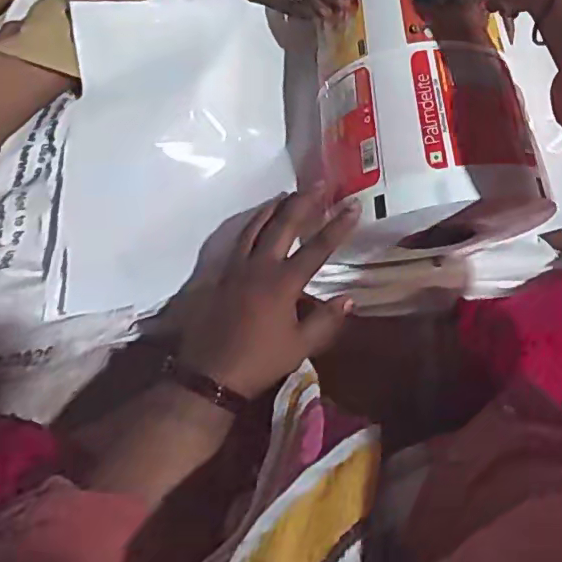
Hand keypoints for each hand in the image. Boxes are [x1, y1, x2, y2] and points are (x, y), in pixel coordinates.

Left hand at [178, 189, 357, 398]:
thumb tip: (349, 298)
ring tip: (288, 193)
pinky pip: (238, 238)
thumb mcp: (299, 346)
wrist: (208, 377)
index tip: (353, 204)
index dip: (338, 225)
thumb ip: (325, 320)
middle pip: (284, 224)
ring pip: (257, 225)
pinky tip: (256, 220)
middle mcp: (260, 266)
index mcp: (283, 283)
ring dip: (275, 207)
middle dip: (304, 201)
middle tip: (319, 184)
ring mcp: (237, 267)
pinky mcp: (220, 273)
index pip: (317, 247)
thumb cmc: (259, 362)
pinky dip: (251, 223)